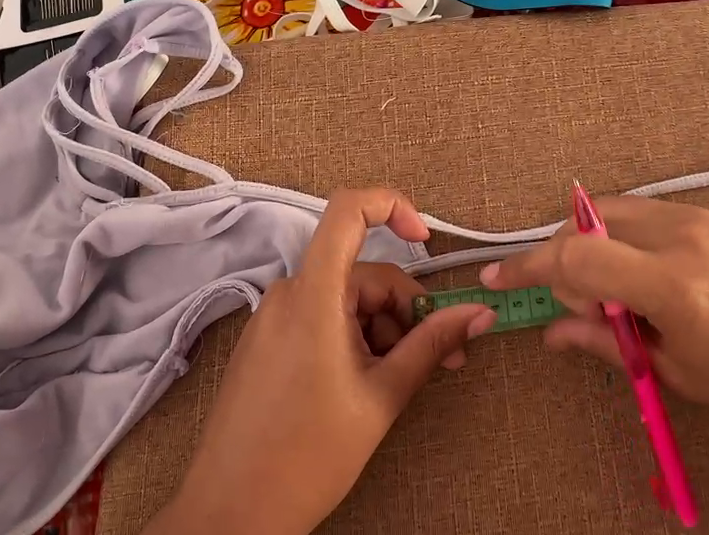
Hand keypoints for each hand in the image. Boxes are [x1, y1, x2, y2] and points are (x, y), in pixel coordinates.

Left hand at [152, 189, 497, 534]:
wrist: (229, 518)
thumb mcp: (382, 397)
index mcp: (313, 295)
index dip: (393, 205)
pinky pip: (322, 318)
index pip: (348, 209)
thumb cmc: (305, 458)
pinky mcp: (266, 342)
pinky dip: (355, 338)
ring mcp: (272, 318)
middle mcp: (288, 293)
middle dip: (406, 308)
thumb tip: (478, 313)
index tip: (426, 239)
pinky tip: (367, 383)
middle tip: (443, 355)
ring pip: (346, 300)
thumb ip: (433, 344)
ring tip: (402, 381)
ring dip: (383, 329)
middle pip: (363, 273)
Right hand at [480, 195, 708, 423]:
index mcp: (672, 285)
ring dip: (589, 243)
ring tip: (614, 294)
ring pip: (609, 211)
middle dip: (563, 261)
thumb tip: (552, 333)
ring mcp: (693, 216)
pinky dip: (617, 234)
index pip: (577, 259)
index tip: (496, 278)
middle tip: (588, 312)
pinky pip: (638, 211)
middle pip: (585, 225)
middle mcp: (677, 235)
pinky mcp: (704, 212)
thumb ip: (607, 344)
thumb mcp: (679, 373)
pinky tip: (638, 273)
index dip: (529, 267)